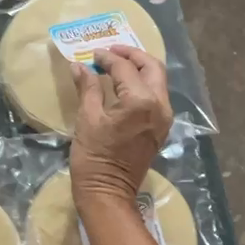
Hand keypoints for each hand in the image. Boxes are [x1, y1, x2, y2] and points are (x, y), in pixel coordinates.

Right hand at [70, 45, 172, 207]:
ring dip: (139, 68)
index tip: (91, 55)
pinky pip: (156, 96)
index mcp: (141, 101)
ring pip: (157, 81)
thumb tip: (80, 66)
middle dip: (132, 56)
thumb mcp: (87, 119)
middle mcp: (160, 105)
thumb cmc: (94, 157)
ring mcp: (164, 117)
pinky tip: (123, 86)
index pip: (124, 69)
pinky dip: (142, 84)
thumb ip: (88, 88)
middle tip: (110, 52)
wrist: (108, 192)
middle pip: (152, 67)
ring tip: (116, 66)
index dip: (107, 58)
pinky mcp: (161, 127)